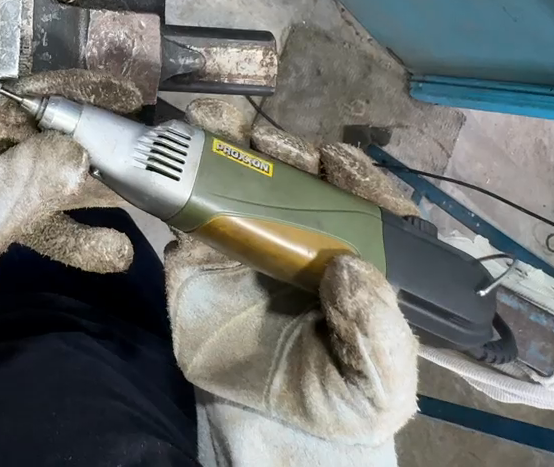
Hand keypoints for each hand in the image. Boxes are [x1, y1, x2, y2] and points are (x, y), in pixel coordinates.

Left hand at [0, 70, 138, 466]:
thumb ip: (24, 179)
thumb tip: (77, 150)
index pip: (31, 97)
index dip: (80, 93)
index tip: (126, 96)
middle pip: (47, 136)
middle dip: (95, 147)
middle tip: (144, 155)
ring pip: (48, 181)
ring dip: (91, 197)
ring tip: (137, 207)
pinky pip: (39, 219)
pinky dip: (73, 234)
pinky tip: (110, 254)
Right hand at [167, 99, 420, 456]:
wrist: (260, 430)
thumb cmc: (333, 401)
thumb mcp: (378, 385)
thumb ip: (379, 334)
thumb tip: (348, 267)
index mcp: (349, 252)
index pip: (356, 197)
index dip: (349, 171)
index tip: (333, 160)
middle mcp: (298, 233)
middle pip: (292, 175)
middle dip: (281, 147)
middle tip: (265, 142)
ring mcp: (243, 236)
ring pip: (237, 176)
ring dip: (225, 141)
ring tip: (214, 122)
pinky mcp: (194, 251)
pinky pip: (184, 205)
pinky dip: (176, 176)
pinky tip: (174, 160)